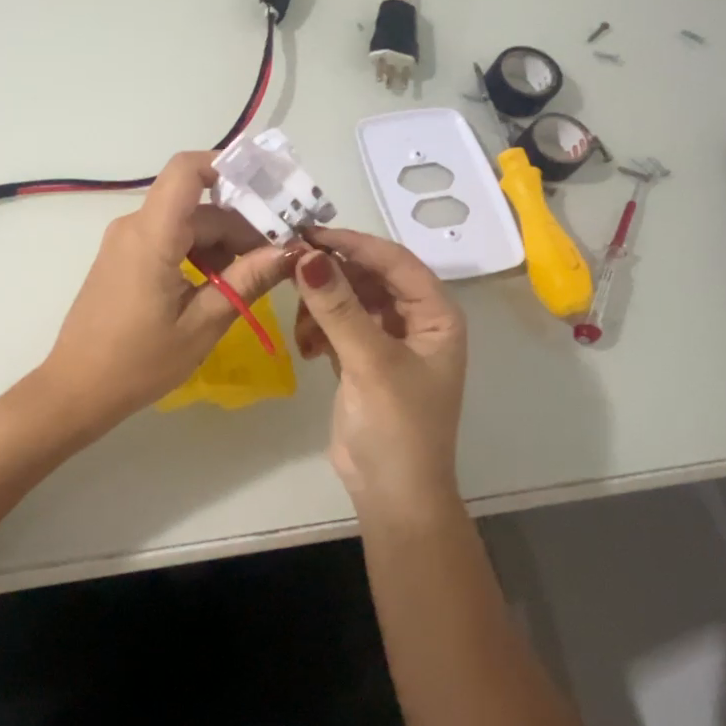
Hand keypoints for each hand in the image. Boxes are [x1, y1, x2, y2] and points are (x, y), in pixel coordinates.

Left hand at [39, 152, 299, 426]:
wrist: (77, 389)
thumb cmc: (139, 363)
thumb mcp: (202, 325)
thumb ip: (246, 280)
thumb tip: (290, 250)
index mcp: (151, 236)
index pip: (188, 170)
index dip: (230, 166)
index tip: (270, 191)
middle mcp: (134, 227)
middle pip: (197, 204)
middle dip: (241, 223)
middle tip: (278, 257)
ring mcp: (124, 242)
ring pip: (185, 222)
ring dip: (221, 242)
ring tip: (251, 279)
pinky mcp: (121, 259)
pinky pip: (167, 239)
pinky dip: (197, 252)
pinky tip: (218, 285)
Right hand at [292, 228, 466, 505]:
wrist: (392, 492)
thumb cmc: (397, 426)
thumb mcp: (370, 362)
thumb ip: (338, 307)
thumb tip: (306, 256)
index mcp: (436, 316)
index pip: (394, 262)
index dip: (353, 244)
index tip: (307, 234)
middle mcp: (415, 323)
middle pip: (369, 279)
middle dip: (330, 277)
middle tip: (288, 272)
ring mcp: (387, 343)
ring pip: (348, 302)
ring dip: (320, 308)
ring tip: (302, 330)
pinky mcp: (361, 362)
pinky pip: (337, 328)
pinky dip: (318, 331)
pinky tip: (306, 349)